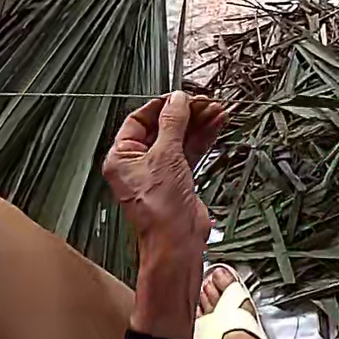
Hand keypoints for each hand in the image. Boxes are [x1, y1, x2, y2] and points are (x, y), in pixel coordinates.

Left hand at [101, 91, 227, 338]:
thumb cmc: (160, 209)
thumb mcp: (165, 156)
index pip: (139, 120)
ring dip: (198, 124)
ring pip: (179, 138)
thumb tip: (177, 100)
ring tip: (216, 109)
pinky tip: (215, 125)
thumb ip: (173, 124)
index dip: (161, 106)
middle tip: (204, 102)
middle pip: (162, 127)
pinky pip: (190, 152)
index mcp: (122, 157)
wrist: (177, 242)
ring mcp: (160, 171)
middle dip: (185, 114)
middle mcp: (138, 163)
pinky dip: (202, 138)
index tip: (180, 96)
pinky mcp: (179, 180)